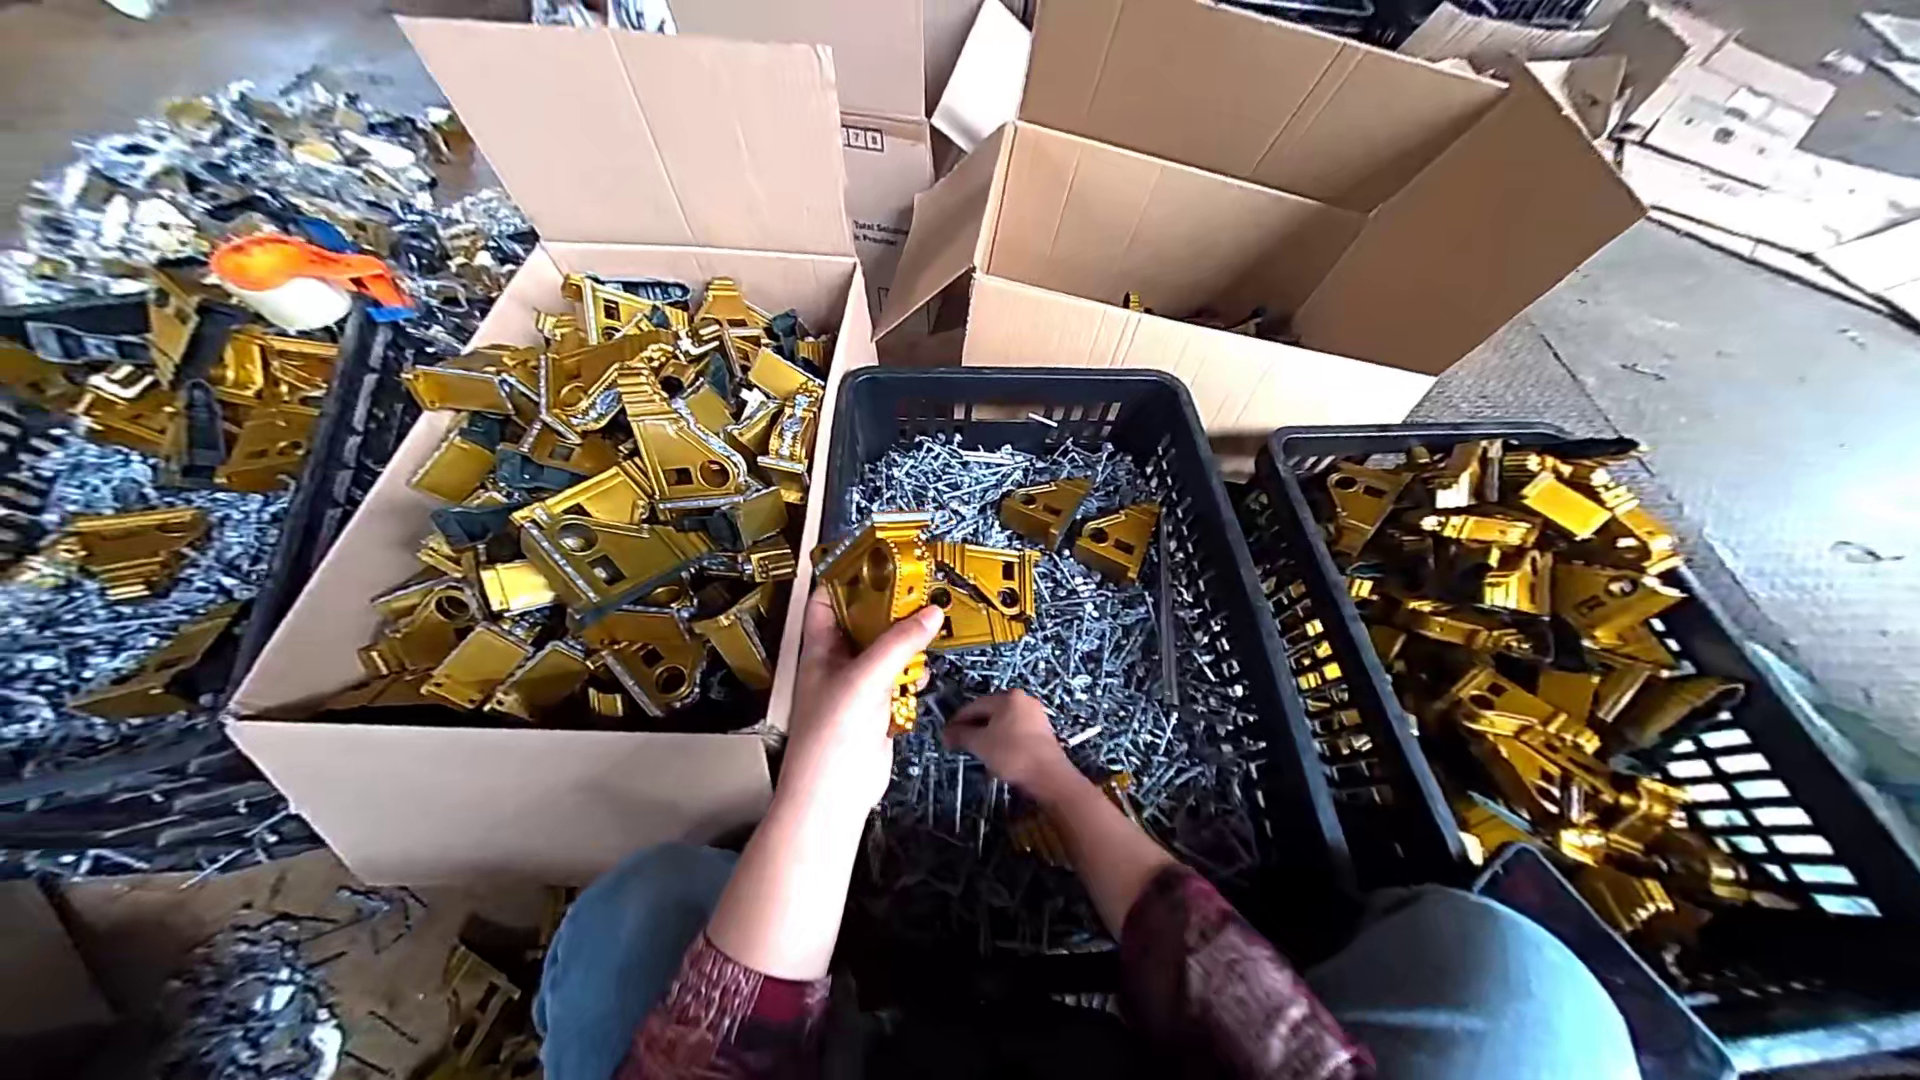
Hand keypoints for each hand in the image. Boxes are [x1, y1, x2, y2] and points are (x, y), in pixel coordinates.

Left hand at [782, 587, 943, 817]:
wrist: (834, 793)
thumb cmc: (831, 734)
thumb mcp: (866, 677)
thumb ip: (899, 643)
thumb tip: (930, 613)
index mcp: (821, 647)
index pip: (827, 599)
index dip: (848, 579)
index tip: (880, 563)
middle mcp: (838, 662)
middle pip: (865, 622)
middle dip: (891, 610)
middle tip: (919, 593)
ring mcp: (859, 685)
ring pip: (887, 651)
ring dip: (907, 644)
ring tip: (927, 632)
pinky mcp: (878, 707)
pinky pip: (899, 680)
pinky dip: (912, 676)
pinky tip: (920, 677)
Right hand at [944, 690, 1083, 804]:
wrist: (1049, 776)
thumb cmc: (1012, 754)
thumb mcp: (981, 744)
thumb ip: (961, 735)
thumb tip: (946, 733)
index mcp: (1008, 697)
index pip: (975, 706)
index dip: (958, 721)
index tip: (946, 735)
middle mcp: (1023, 700)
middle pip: (990, 713)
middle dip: (973, 728)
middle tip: (959, 744)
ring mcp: (1035, 715)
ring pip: (1003, 723)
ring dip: (987, 736)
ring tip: (977, 752)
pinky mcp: (1043, 732)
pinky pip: (1015, 732)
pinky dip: (1003, 741)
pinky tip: (997, 756)